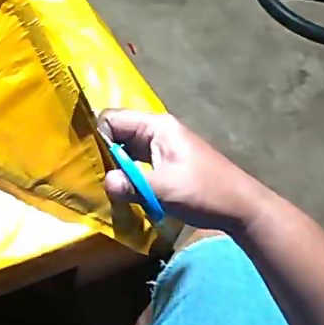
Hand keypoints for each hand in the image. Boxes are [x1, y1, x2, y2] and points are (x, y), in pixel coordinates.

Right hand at [99, 110, 272, 233]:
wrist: (240, 206)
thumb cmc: (204, 191)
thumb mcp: (165, 189)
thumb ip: (132, 184)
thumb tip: (105, 182)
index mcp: (156, 126)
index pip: (113, 119)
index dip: (96, 135)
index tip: (83, 158)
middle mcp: (157, 130)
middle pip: (118, 133)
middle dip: (102, 153)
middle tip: (87, 175)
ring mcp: (161, 147)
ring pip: (126, 149)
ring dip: (114, 166)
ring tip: (98, 184)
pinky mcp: (165, 163)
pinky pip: (136, 162)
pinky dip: (127, 173)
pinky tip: (119, 189)